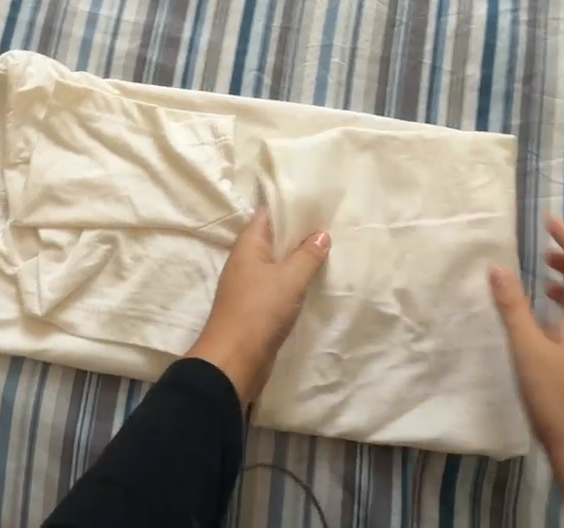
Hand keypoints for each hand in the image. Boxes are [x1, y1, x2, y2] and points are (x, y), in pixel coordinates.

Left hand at [184, 209, 329, 405]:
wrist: (234, 361)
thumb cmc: (260, 311)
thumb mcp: (290, 279)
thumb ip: (307, 255)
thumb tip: (321, 233)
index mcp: (249, 244)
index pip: (268, 213)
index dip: (290, 205)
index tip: (316, 202)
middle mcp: (246, 259)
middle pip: (273, 237)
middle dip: (298, 232)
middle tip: (329, 225)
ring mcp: (249, 283)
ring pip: (276, 261)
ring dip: (297, 257)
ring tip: (326, 250)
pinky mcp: (255, 305)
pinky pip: (276, 283)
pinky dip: (293, 279)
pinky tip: (312, 282)